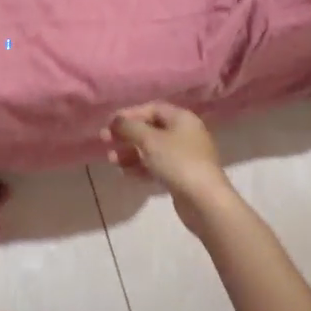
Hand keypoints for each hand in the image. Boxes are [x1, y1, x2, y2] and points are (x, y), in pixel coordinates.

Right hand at [102, 103, 236, 225]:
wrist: (205, 202)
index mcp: (182, 118)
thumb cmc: (177, 162)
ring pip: (152, 150)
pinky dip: (141, 168)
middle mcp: (185, 133)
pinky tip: (125, 174)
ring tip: (112, 161)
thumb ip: (129, 127)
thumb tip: (115, 120)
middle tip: (105, 141)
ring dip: (130, 153)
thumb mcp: (149, 140)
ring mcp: (184, 156)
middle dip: (127, 135)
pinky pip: (157, 166)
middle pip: (150, 129)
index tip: (110, 124)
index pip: (151, 108)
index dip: (129, 114)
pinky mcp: (182, 176)